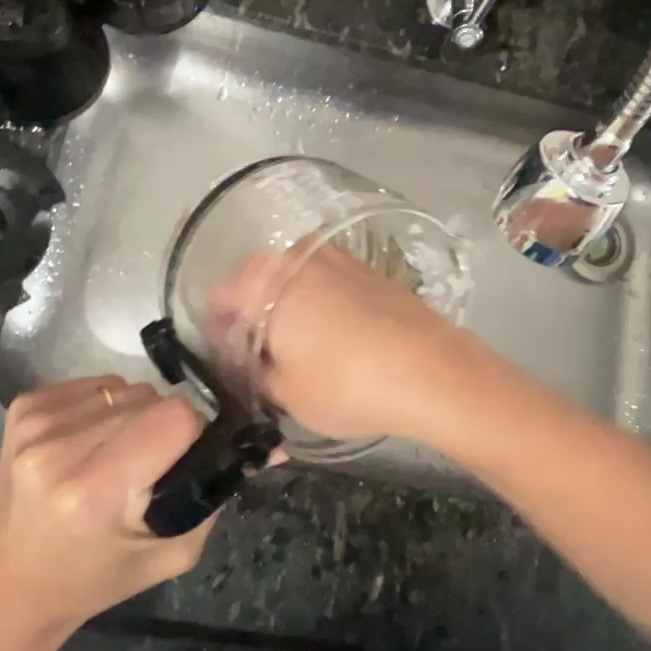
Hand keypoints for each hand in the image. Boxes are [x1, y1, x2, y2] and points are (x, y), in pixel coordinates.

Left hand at [0, 376, 208, 650]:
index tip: (182, 461)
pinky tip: (91, 441)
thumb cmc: (96, 576)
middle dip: (161, 425)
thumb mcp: (170, 554)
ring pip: (124, 387)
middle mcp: (58, 450)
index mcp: (94, 492)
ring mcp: (36, 424)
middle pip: (150, 398)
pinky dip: (104, 406)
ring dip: (132, 414)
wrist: (13, 584)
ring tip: (116, 455)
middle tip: (148, 465)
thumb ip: (213, 497)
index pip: (174, 418)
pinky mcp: (23, 407)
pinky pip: (94, 384)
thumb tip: (256, 449)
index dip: (191, 435)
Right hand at [212, 241, 479, 442]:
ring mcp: (336, 256)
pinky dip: (320, 306)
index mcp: (263, 279)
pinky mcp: (367, 267)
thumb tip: (251, 363)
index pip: (219, 298)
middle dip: (253, 319)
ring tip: (300, 354)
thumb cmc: (347, 383)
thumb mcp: (286, 395)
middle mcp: (295, 254)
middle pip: (256, 284)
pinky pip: (326, 284)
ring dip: (288, 310)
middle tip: (262, 362)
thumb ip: (256, 374)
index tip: (228, 363)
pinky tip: (335, 342)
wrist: (431, 369)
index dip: (218, 334)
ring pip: (293, 282)